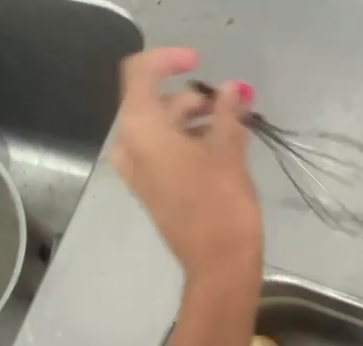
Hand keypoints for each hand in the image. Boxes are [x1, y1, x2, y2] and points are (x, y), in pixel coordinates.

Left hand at [112, 47, 261, 280]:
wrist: (219, 268)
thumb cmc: (222, 206)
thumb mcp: (229, 152)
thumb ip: (228, 113)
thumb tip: (233, 90)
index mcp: (140, 128)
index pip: (141, 72)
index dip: (171, 59)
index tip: (202, 63)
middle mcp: (129, 145)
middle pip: (154, 103)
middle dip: (192, 98)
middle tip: (230, 106)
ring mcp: (138, 173)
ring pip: (161, 131)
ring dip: (193, 123)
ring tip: (232, 130)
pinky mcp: (153, 193)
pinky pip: (164, 155)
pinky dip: (187, 145)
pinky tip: (220, 153)